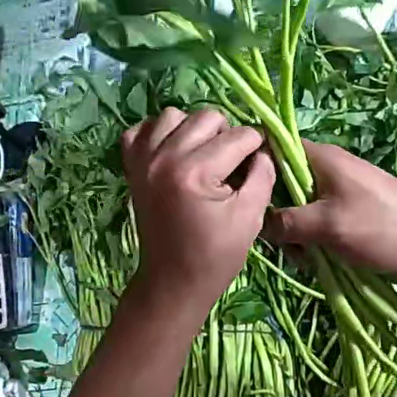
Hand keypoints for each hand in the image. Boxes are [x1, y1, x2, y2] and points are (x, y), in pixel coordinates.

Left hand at [121, 107, 275, 308]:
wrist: (172, 281)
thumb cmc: (215, 256)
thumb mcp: (250, 217)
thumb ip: (263, 175)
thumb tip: (265, 149)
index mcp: (194, 172)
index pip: (239, 137)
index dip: (258, 147)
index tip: (261, 161)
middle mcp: (164, 157)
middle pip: (207, 117)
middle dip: (228, 135)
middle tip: (232, 164)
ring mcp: (143, 160)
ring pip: (173, 115)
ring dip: (194, 129)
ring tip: (203, 156)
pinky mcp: (132, 166)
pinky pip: (143, 129)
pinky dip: (160, 134)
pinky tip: (174, 154)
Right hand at [264, 140, 396, 275]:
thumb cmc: (382, 226)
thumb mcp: (327, 225)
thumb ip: (285, 222)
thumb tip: (255, 224)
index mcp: (320, 158)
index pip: (272, 146)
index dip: (252, 165)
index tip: (237, 193)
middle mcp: (326, 168)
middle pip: (280, 183)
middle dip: (274, 212)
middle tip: (278, 240)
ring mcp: (337, 191)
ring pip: (296, 207)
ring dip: (293, 232)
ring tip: (302, 257)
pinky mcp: (347, 212)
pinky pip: (315, 221)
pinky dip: (310, 239)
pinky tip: (315, 260)